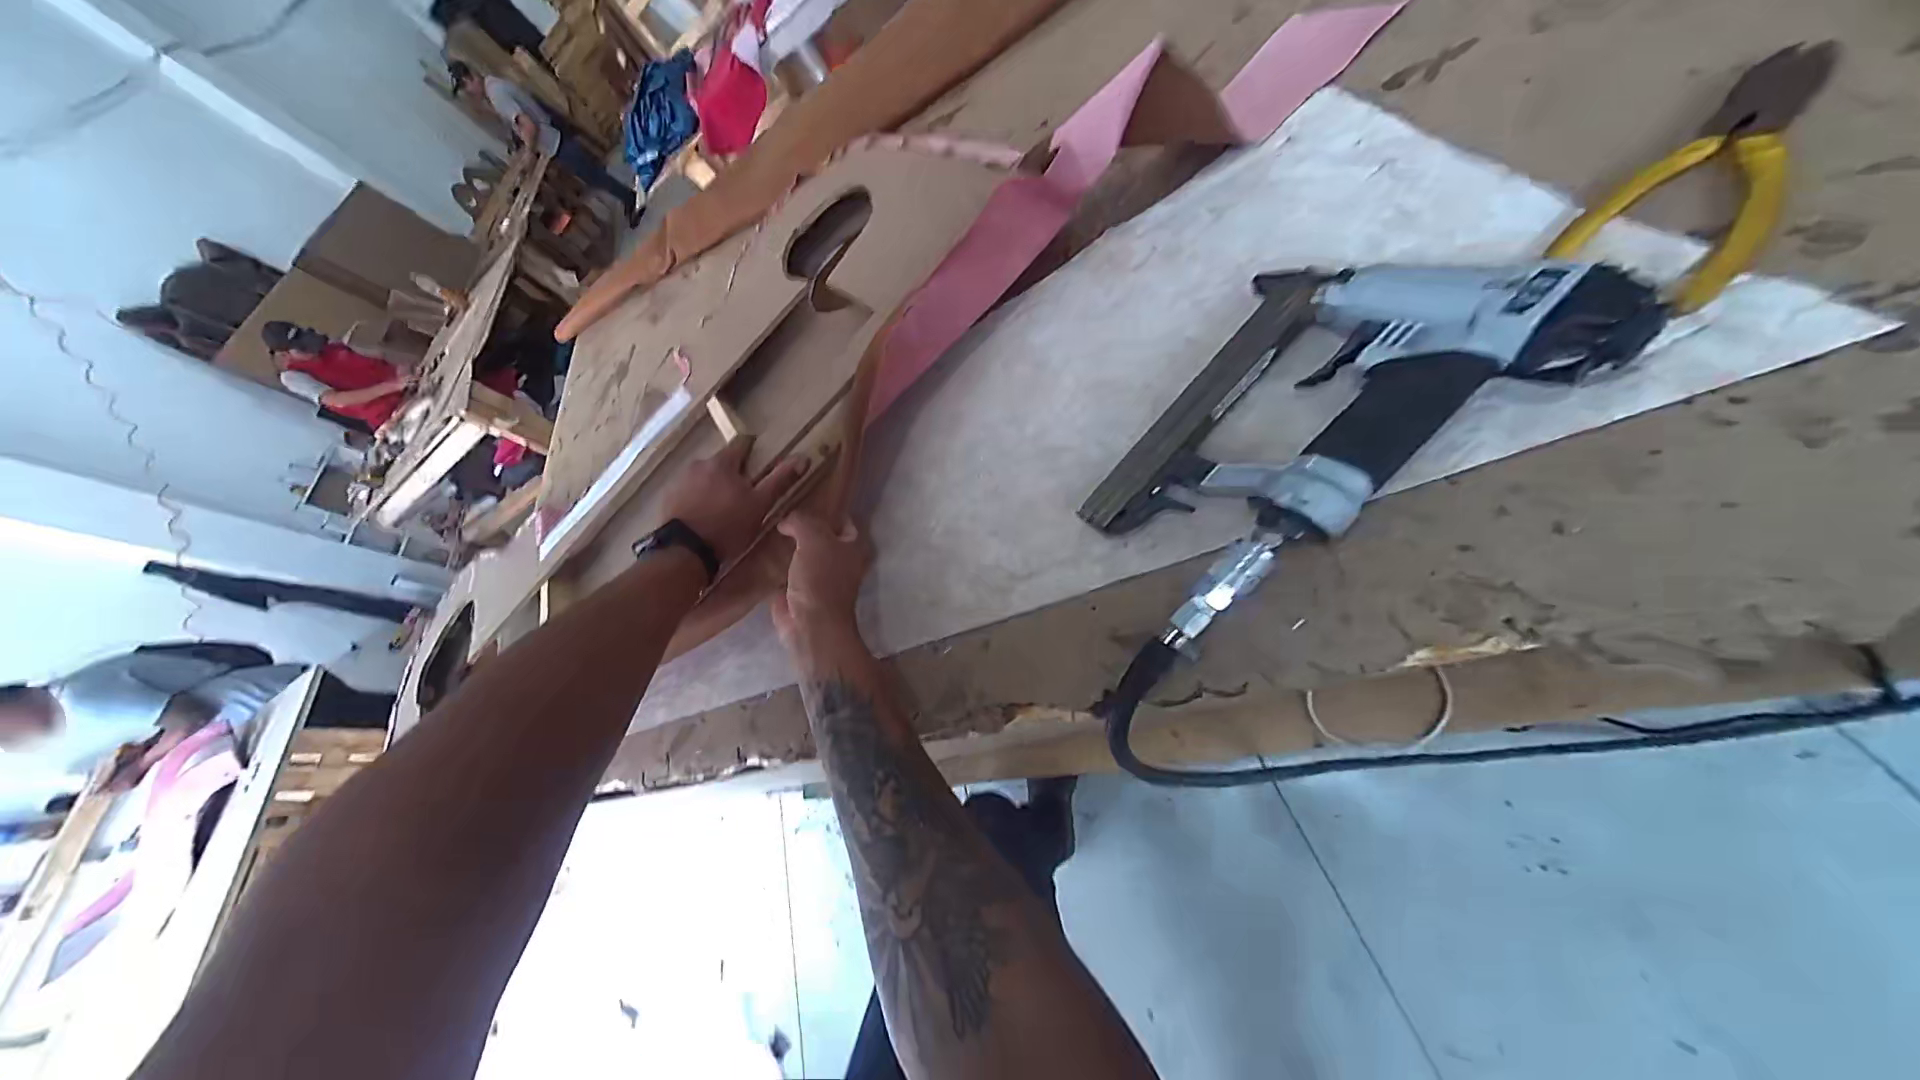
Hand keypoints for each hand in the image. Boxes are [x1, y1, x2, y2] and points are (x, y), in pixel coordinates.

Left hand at [661, 436, 807, 563]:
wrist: (686, 551)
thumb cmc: (728, 526)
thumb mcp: (760, 505)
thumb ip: (780, 481)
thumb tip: (803, 458)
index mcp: (723, 462)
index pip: (742, 444)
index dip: (753, 450)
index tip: (760, 463)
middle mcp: (698, 464)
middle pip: (721, 462)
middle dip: (732, 472)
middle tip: (743, 494)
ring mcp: (679, 480)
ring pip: (704, 476)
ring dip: (714, 485)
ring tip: (723, 508)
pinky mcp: (667, 497)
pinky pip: (688, 491)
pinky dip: (697, 498)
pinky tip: (704, 516)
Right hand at [770, 509, 871, 642]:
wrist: (810, 625)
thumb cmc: (821, 578)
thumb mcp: (814, 537)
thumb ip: (802, 521)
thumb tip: (786, 521)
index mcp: (855, 547)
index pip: (843, 519)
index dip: (827, 507)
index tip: (803, 496)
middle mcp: (841, 561)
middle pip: (821, 536)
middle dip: (803, 526)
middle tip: (779, 509)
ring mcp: (819, 578)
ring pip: (802, 553)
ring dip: (787, 544)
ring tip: (766, 525)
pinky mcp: (798, 593)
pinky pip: (786, 571)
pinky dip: (775, 564)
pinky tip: (758, 549)